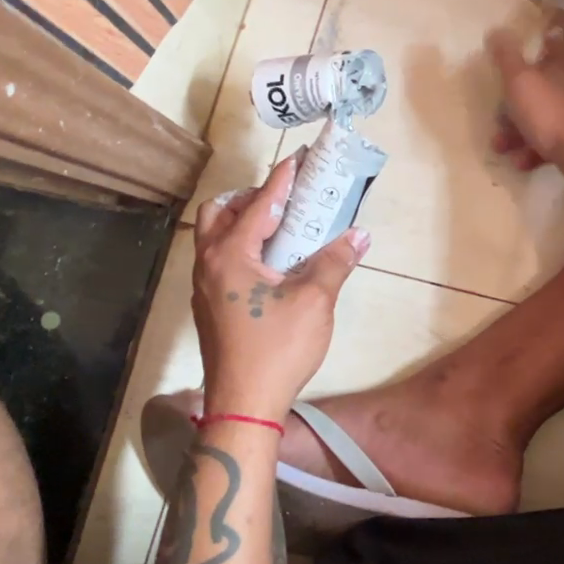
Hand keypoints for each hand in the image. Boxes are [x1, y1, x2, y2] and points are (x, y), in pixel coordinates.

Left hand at [191, 155, 368, 421]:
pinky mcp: (209, 307)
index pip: (258, 206)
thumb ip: (335, 262)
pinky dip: (239, 246)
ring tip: (277, 226)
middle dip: (249, 198)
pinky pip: (218, 259)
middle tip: (283, 198)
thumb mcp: (315, 301)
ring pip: (214, 238)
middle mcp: (208, 265)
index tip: (297, 160)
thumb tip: (359, 235)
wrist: (244, 404)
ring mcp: (204, 288)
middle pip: (218, 214)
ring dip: (241, 222)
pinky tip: (268, 263)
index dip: (281, 181)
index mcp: (230, 256)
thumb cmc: (278, 348)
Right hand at [486, 12, 563, 174]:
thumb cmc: (550, 112)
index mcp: (559, 65)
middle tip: (498, 115)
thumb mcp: (520, 81)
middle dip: (513, 100)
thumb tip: (497, 30)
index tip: (556, 9)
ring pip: (538, 116)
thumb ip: (506, 56)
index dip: (552, 23)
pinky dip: (531, 150)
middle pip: (538, 83)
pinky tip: (520, 161)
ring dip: (516, 131)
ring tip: (501, 146)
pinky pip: (547, 141)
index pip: (555, 36)